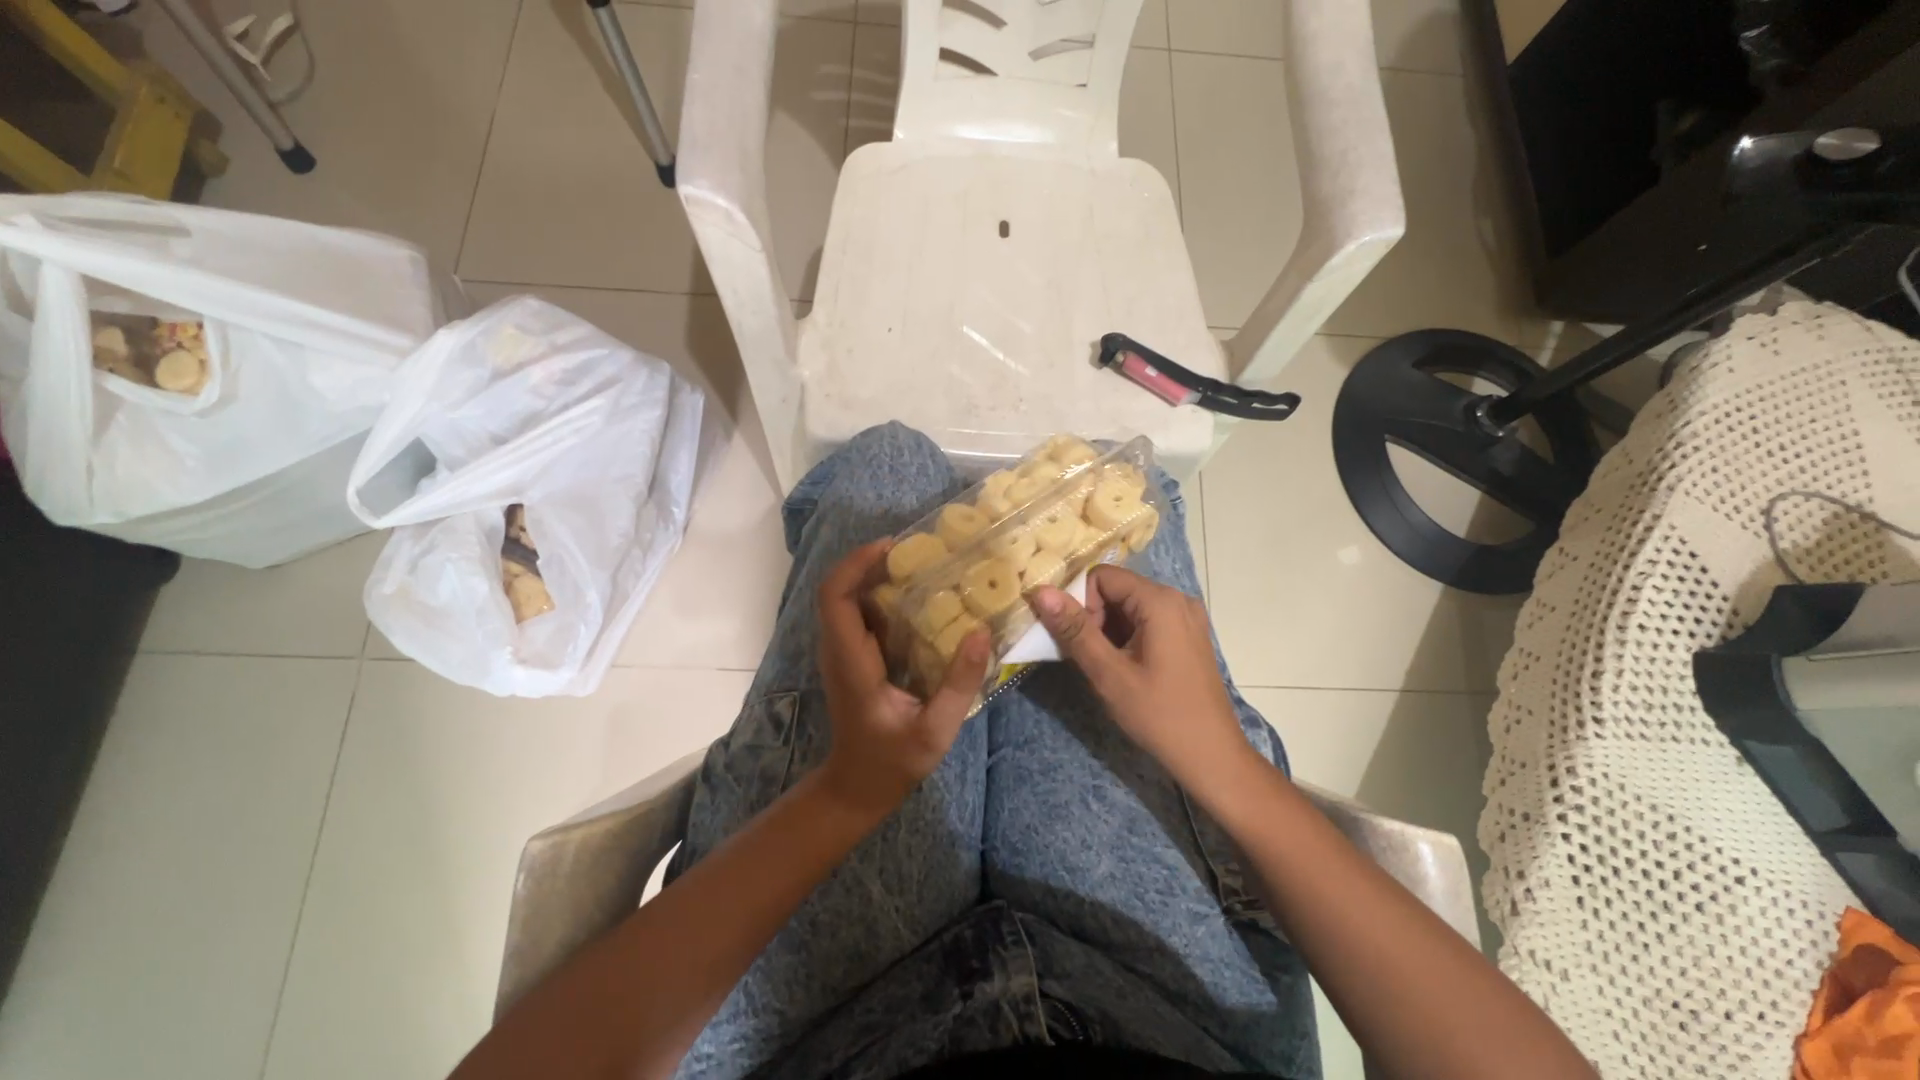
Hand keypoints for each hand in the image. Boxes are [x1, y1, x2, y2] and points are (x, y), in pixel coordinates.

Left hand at [815, 540, 991, 817]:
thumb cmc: (891, 763)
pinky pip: (860, 615)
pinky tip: (920, 598)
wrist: (856, 788)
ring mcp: (842, 654)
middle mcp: (839, 651)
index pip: (835, 598)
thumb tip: (981, 633)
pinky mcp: (853, 659)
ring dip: (877, 576)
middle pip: (840, 590)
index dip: (856, 564)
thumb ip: (958, 684)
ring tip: (923, 565)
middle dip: (871, 562)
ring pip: (848, 599)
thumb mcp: (934, 731)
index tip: (892, 547)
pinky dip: (883, 597)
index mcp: (851, 663)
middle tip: (918, 551)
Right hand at [1027, 566, 1258, 787]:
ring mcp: (1187, 618)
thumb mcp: (1109, 674)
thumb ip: (1074, 630)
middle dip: (1093, 618)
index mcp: (1160, 601)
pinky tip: (1126, 670)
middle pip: (1116, 590)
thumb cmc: (1158, 714)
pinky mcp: (1189, 636)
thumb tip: (1041, 591)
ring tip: (1107, 669)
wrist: (1210, 755)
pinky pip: (1148, 622)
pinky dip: (1127, 638)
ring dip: (1109, 632)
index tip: (1079, 642)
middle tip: (1090, 659)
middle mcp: (1177, 599)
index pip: (1102, 576)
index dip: (1080, 604)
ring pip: (1130, 607)